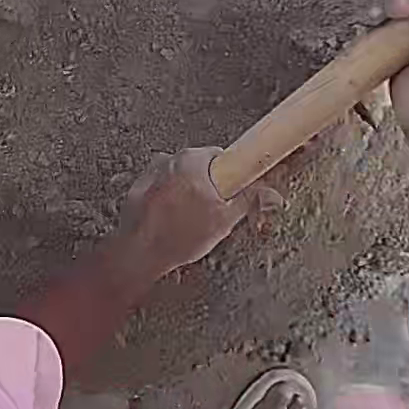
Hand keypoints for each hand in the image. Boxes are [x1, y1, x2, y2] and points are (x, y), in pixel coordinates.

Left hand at [115, 148, 282, 277]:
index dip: (230, 172)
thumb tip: (269, 193)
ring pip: (179, 177)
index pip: (220, 155)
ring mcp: (151, 172)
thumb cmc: (177, 236)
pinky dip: (167, 199)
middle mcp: (169, 160)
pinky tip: (172, 219)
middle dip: (208, 185)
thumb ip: (248, 201)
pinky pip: (161, 187)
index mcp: (191, 161)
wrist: (140, 252)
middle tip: (213, 210)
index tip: (235, 182)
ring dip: (186, 192)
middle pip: (199, 166)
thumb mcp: (223, 220)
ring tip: (190, 219)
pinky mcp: (139, 186)